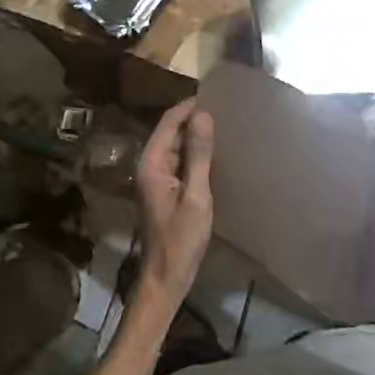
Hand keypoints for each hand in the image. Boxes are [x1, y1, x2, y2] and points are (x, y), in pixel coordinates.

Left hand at [134, 99, 214, 309]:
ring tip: (224, 127)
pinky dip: (194, 155)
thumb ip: (198, 154)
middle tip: (225, 110)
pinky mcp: (164, 191)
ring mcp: (155, 179)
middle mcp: (149, 166)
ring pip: (175, 147)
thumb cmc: (181, 239)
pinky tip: (215, 155)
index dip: (189, 107)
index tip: (215, 96)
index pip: (168, 122)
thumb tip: (203, 115)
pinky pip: (178, 163)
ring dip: (194, 137)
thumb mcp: (196, 195)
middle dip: (193, 119)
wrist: (166, 278)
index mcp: (151, 163)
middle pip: (170, 132)